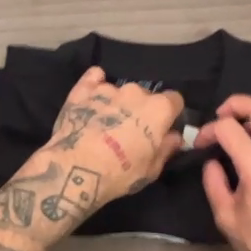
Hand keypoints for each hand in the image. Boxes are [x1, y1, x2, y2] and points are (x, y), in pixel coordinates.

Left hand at [30, 66, 186, 215]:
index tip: (162, 127)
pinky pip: (94, 77)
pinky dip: (96, 84)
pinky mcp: (83, 89)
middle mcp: (135, 92)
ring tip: (106, 122)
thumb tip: (174, 136)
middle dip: (142, 109)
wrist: (76, 168)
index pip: (174, 100)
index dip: (170, 114)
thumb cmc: (120, 173)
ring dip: (118, 102)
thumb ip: (166, 148)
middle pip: (145, 95)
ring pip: (120, 90)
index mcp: (158, 109)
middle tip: (131, 130)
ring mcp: (108, 88)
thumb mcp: (151, 169)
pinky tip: (93, 96)